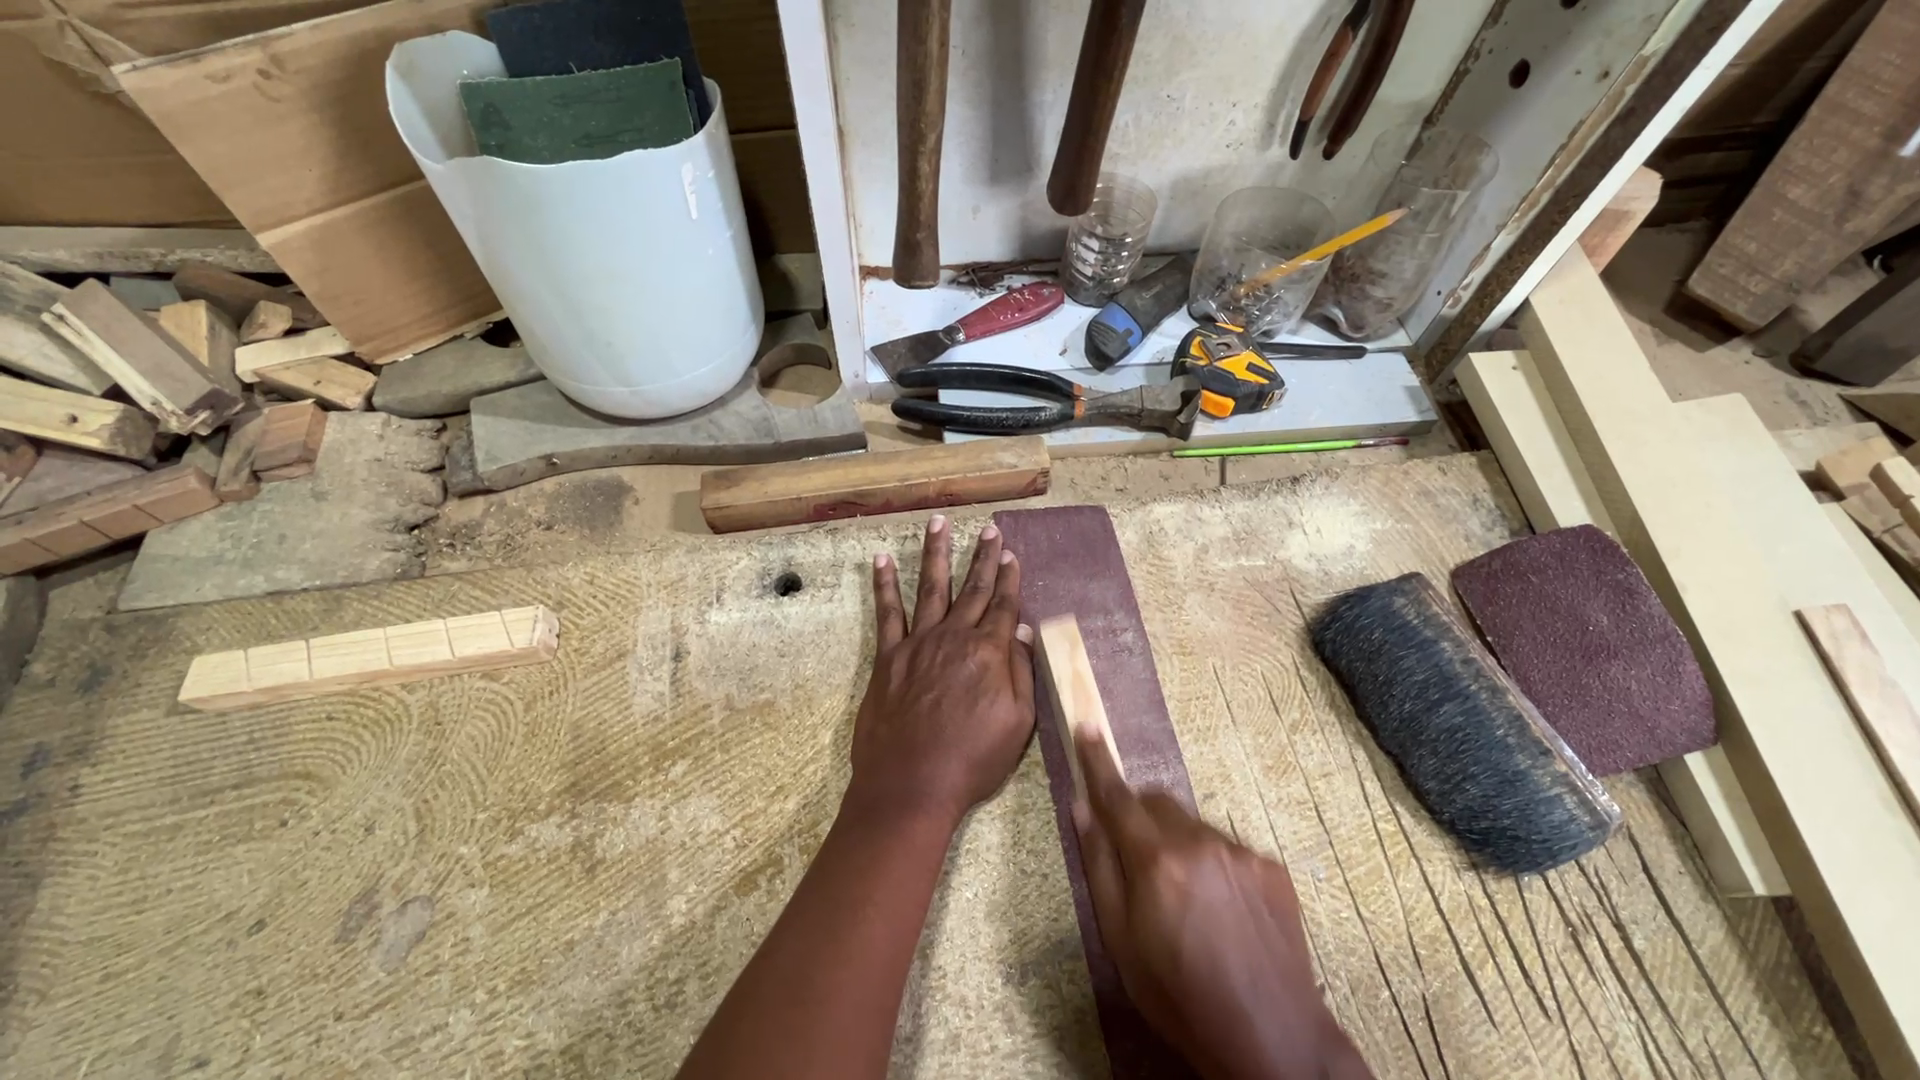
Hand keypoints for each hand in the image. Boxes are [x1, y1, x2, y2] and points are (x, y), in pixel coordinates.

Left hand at [846, 515, 1036, 828]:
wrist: (911, 782)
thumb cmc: (972, 760)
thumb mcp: (1018, 724)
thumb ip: (1020, 673)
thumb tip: (1021, 632)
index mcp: (989, 653)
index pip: (1004, 606)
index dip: (1009, 579)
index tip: (1011, 554)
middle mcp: (954, 638)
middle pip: (972, 589)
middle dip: (982, 557)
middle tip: (988, 529)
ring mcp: (918, 644)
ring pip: (931, 588)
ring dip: (937, 553)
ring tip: (938, 523)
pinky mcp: (888, 658)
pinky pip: (887, 612)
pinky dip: (885, 584)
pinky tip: (882, 559)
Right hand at [1074, 729, 1371, 1079]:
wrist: (1270, 1035)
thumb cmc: (1178, 995)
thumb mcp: (1120, 940)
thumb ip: (1099, 866)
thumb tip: (1081, 809)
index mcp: (1156, 861)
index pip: (1118, 798)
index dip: (1098, 763)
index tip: (1087, 729)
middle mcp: (1200, 843)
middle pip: (1158, 802)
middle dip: (1139, 815)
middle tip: (1135, 858)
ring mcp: (1241, 852)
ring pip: (1193, 825)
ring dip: (1177, 843)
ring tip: (1185, 900)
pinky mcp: (1272, 867)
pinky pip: (1227, 847)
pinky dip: (1211, 863)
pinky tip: (1220, 910)